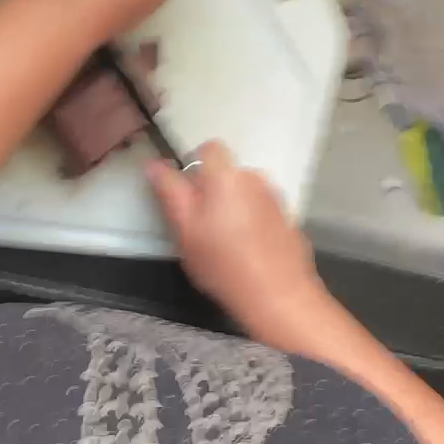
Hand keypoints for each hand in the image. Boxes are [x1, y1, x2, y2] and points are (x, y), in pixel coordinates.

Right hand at [146, 141, 334, 339]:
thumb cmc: (222, 263)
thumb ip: (169, 192)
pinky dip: (251, 223)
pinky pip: (262, 211)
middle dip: (212, 190)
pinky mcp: (288, 220)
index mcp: (227, 176)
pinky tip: (246, 252)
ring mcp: (276, 199)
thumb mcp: (184, 229)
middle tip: (200, 226)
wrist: (277, 295)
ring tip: (225, 242)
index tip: (184, 194)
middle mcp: (255, 178)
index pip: (209, 148)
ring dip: (232, 207)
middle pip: (227, 173)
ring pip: (244, 193)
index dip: (193, 165)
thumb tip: (155, 165)